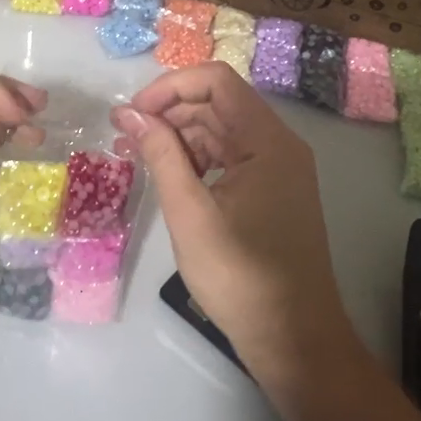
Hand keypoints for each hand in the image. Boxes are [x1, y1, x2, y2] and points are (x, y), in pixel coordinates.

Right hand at [113, 62, 359, 378]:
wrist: (294, 339)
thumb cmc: (241, 276)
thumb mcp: (190, 213)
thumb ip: (161, 154)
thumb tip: (130, 114)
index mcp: (268, 141)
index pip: (216, 81)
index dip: (171, 87)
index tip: (134, 113)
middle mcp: (279, 144)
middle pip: (219, 102)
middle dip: (170, 110)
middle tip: (125, 135)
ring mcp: (278, 168)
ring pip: (222, 129)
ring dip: (180, 134)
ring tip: (137, 154)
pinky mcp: (272, 190)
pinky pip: (230, 155)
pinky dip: (197, 157)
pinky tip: (168, 173)